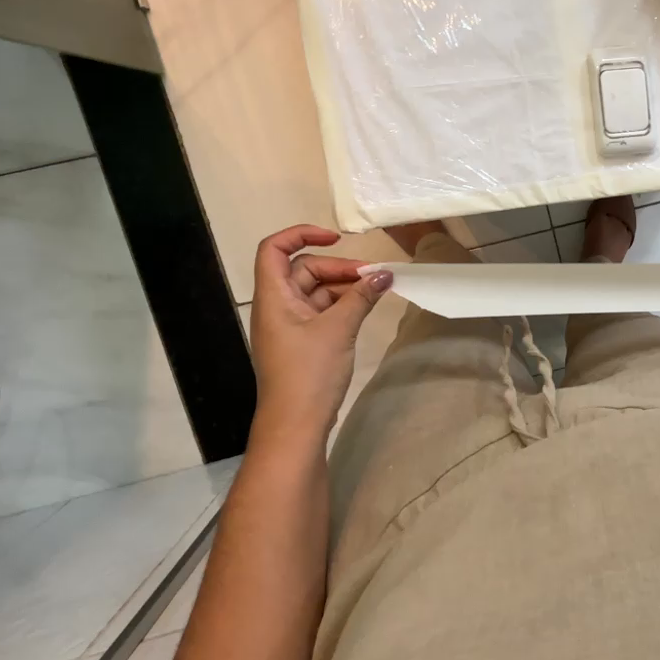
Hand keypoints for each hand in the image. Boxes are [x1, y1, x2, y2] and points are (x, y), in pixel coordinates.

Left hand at [248, 225, 391, 439]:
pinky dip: (343, 306)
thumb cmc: (309, 372)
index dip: (302, 234)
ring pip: (316, 291)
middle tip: (374, 277)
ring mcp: (290, 326)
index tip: (337, 239)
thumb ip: (361, 297)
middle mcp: (277, 306)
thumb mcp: (339, 329)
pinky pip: (322, 312)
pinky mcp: (303, 342)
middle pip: (303, 269)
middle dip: (339, 268)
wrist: (296, 424)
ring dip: (344, 287)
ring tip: (376, 293)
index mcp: (273, 297)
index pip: (275, 249)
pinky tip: (365, 310)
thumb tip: (385, 274)